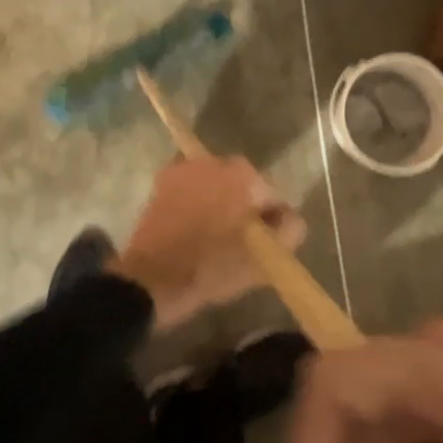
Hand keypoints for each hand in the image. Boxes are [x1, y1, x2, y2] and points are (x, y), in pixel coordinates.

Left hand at [110, 155, 306, 328]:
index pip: (272, 195)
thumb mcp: (262, 259)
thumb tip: (292, 217)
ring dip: (220, 204)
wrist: (151, 280)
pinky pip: (191, 191)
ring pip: (216, 186)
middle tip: (242, 243)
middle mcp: (214, 161)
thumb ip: (289, 231)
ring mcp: (183, 170)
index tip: (265, 246)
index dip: (272, 221)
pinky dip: (196, 204)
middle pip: (243, 186)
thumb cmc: (212, 268)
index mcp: (242, 174)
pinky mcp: (161, 184)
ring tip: (216, 239)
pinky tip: (193, 232)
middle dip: (245, 209)